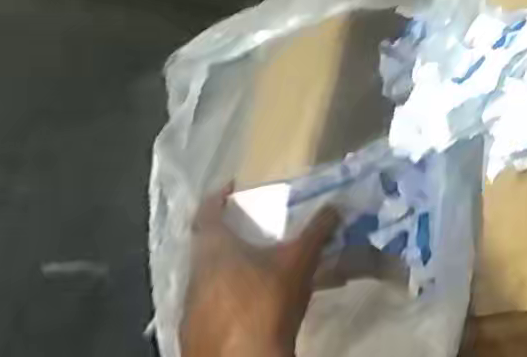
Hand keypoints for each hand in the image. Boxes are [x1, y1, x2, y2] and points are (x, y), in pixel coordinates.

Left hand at [182, 187, 339, 356]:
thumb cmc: (267, 303)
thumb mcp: (301, 259)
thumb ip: (318, 229)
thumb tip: (335, 204)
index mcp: (215, 251)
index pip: (206, 214)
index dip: (217, 197)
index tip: (233, 187)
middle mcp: (195, 277)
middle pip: (207, 247)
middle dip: (230, 235)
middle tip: (256, 228)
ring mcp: (190, 311)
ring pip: (208, 278)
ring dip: (229, 268)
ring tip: (260, 266)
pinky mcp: (194, 338)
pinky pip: (210, 305)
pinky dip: (228, 296)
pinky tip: (253, 302)